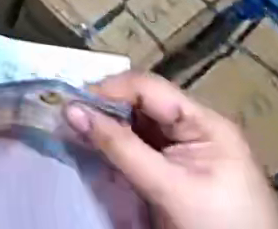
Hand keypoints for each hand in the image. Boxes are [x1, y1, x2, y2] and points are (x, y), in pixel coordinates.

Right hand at [64, 72, 277, 228]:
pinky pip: (145, 147)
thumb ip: (119, 147)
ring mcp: (193, 152)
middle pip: (143, 103)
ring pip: (140, 124)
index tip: (72, 104)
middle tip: (71, 118)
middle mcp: (200, 128)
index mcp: (207, 123)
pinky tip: (100, 152)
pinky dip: (121, 148)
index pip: (148, 88)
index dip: (108, 90)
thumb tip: (69, 109)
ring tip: (78, 132)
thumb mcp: (167, 189)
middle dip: (106, 108)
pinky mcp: (184, 173)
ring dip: (110, 128)